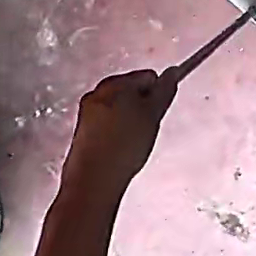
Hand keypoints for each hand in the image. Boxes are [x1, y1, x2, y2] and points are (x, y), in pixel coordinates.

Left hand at [61, 67, 181, 202]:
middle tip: (148, 124)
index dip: (158, 93)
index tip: (159, 109)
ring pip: (122, 106)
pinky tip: (122, 145)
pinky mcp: (83, 130)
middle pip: (133, 90)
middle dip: (143, 104)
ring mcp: (88, 111)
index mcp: (114, 84)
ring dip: (131, 117)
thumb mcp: (154, 114)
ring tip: (134, 138)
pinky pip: (109, 121)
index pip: (148, 76)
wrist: (94, 181)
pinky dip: (118, 129)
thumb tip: (171, 74)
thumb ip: (165, 90)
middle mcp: (97, 93)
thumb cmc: (123, 146)